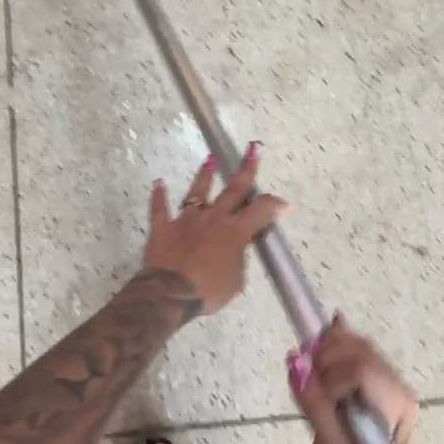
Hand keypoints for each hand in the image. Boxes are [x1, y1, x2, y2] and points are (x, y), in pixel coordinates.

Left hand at [142, 143, 288, 316]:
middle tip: (253, 151)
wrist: (170, 293)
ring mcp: (186, 221)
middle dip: (246, 170)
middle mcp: (213, 219)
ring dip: (204, 174)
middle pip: (232, 190)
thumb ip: (238, 258)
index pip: (261, 210)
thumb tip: (235, 249)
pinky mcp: (163, 228)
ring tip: (210, 158)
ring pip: (196, 192)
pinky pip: (159, 209)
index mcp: (235, 232)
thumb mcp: (236, 280)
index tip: (284, 204)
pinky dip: (158, 197)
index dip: (275, 205)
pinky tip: (158, 184)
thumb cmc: (208, 290)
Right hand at [288, 316, 419, 443]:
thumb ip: (315, 404)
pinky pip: (361, 356)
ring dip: (331, 347)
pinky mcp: (379, 388)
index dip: (329, 373)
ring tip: (308, 356)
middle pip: (362, 352)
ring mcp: (392, 387)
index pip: (360, 369)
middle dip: (327, 353)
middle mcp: (399, 391)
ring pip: (362, 349)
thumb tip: (294, 364)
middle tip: (302, 366)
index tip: (308, 388)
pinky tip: (327, 335)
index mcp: (393, 407)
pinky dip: (339, 347)